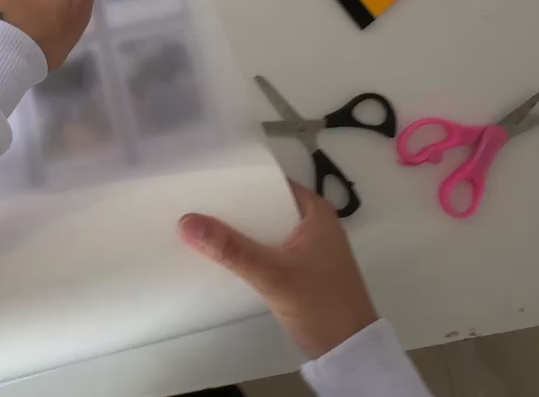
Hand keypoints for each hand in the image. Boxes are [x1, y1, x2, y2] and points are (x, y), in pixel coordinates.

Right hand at [178, 180, 378, 359]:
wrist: (352, 356)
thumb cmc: (323, 307)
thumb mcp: (273, 276)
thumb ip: (231, 249)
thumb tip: (187, 223)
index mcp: (315, 210)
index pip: (269, 182)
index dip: (237, 181)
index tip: (205, 182)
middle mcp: (314, 222)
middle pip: (265, 205)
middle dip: (234, 208)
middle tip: (198, 204)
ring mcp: (310, 246)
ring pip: (267, 228)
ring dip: (242, 231)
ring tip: (205, 226)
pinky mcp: (305, 268)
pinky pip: (270, 247)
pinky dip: (251, 249)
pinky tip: (227, 254)